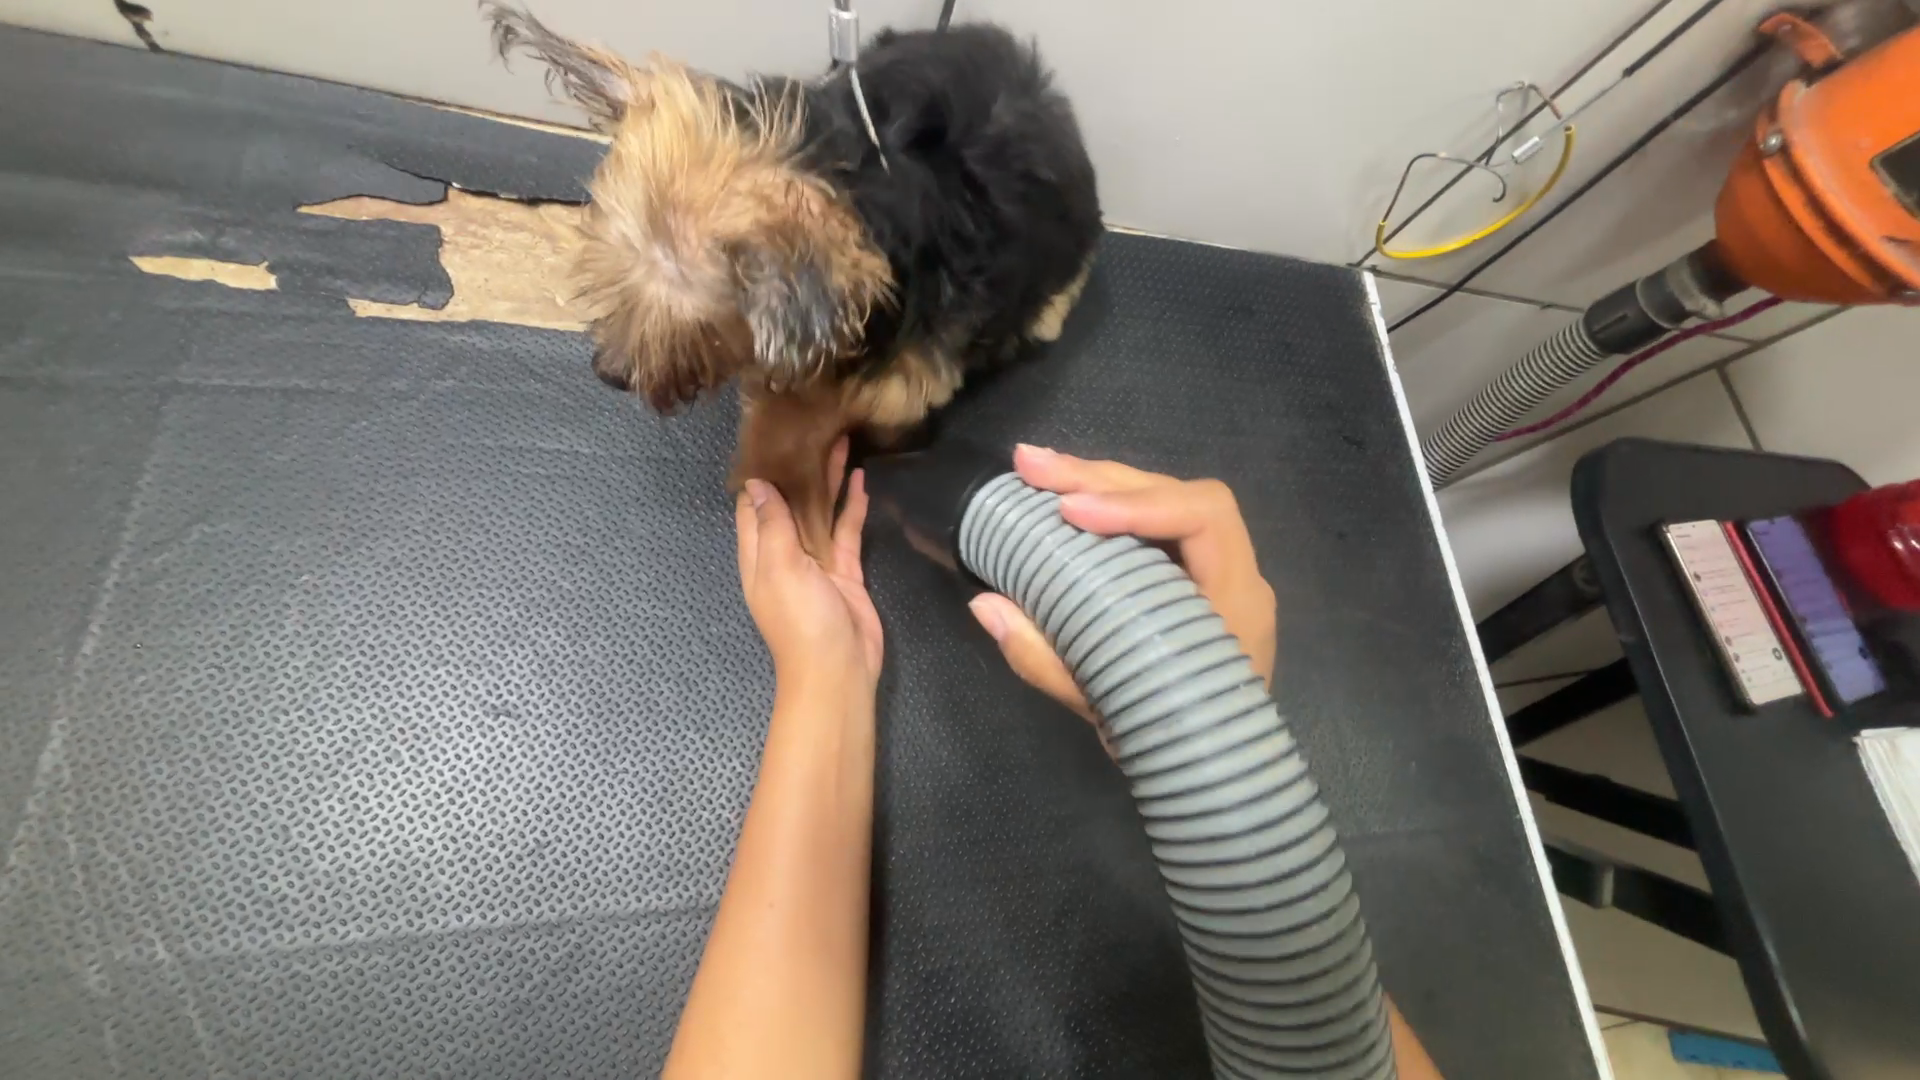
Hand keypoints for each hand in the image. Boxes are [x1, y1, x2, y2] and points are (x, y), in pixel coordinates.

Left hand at [736, 437, 882, 692]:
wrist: (838, 668)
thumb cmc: (800, 619)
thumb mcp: (780, 568)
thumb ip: (772, 525)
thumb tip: (756, 483)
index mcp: (759, 554)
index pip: (752, 506)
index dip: (759, 473)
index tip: (770, 437)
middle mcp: (785, 554)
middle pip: (790, 503)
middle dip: (798, 470)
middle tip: (811, 430)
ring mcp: (817, 562)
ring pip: (821, 512)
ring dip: (828, 481)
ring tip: (840, 442)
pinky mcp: (846, 570)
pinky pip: (847, 531)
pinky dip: (853, 507)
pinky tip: (861, 481)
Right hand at [967, 445, 1276, 721]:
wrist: (1217, 769)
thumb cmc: (1174, 742)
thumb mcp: (1106, 709)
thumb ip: (1045, 660)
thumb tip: (982, 605)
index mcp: (1234, 604)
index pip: (1205, 520)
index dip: (1140, 506)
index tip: (1072, 514)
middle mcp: (1233, 572)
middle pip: (1177, 494)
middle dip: (1100, 478)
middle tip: (1028, 465)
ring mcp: (1214, 567)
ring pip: (1162, 498)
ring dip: (1097, 480)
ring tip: (1033, 470)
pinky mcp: (1188, 570)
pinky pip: (1151, 521)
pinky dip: (1104, 502)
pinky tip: (1062, 496)